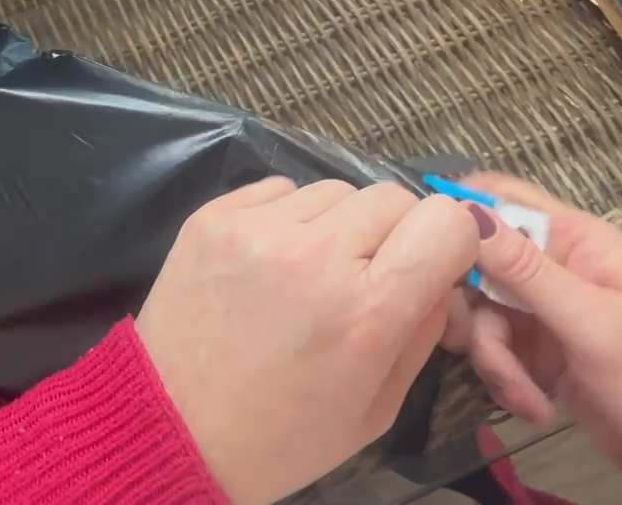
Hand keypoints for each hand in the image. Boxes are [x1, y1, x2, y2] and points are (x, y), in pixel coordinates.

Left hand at [136, 177, 478, 504]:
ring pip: (333, 189)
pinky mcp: (214, 214)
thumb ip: (422, 330)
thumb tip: (440, 273)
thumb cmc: (284, 433)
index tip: (430, 263)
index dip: (448, 241)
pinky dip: (288, 216)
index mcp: (367, 310)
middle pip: (391, 196)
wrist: (173, 423)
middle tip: (369, 272)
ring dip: (338, 223)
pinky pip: (278, 189)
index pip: (445, 221)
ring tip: (311, 269)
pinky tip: (271, 259)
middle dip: (396, 232)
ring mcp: (257, 227)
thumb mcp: (377, 406)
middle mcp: (314, 253)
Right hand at [458, 174, 621, 504]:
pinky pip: (495, 348)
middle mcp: (555, 267)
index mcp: (577, 241)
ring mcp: (546, 311)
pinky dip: (504, 378)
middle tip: (467, 338)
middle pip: (476, 257)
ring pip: (478, 308)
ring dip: (489, 353)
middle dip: (466, 300)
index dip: (456, 211)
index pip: (501, 197)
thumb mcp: (597, 327)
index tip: (421, 245)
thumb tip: (461, 210)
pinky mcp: (540, 352)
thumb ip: (525, 269)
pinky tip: (533, 407)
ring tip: (521, 393)